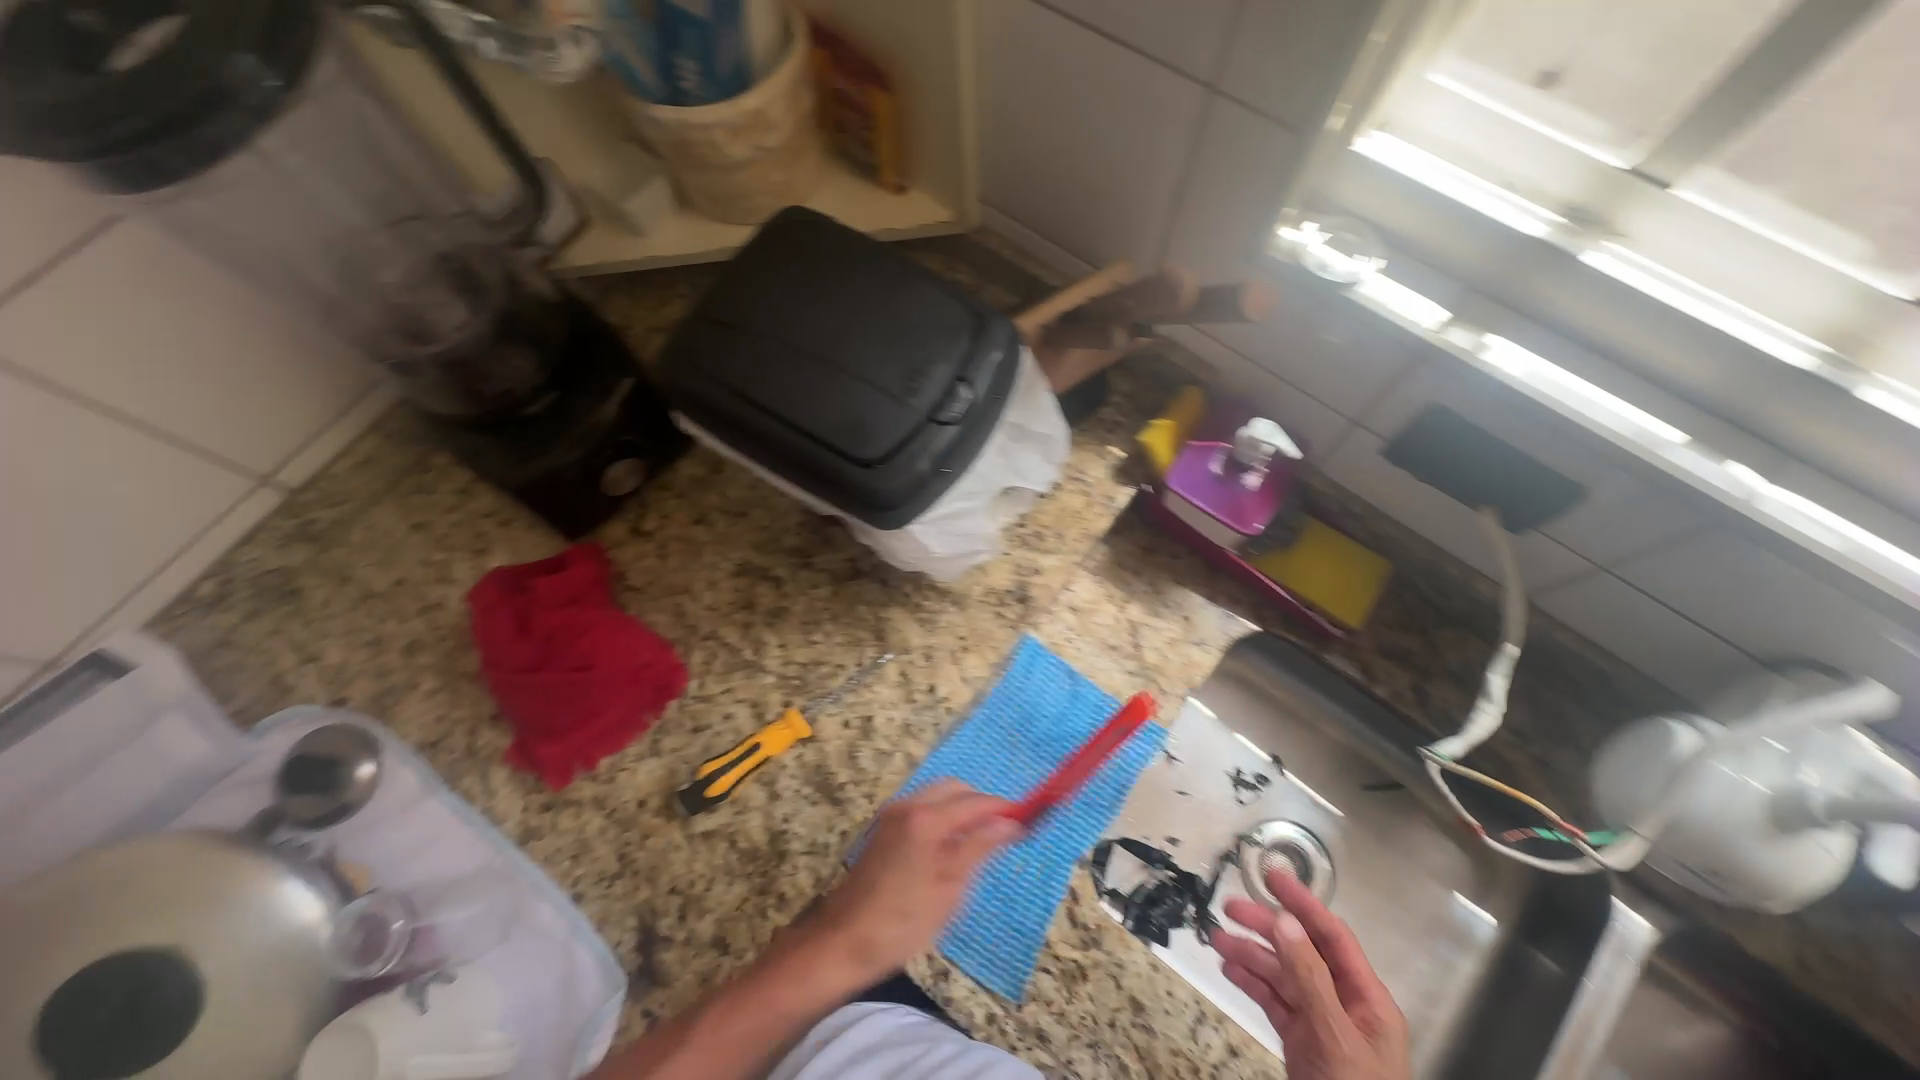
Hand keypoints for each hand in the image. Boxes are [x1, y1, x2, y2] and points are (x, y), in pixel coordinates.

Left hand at [798, 780, 1022, 983]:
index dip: (1004, 810)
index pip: (976, 801)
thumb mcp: (950, 889)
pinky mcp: (883, 828)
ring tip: (977, 847)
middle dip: (981, 806)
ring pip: (937, 795)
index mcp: (926, 819)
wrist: (842, 942)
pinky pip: (922, 808)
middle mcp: (907, 805)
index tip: (1026, 824)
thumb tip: (1010, 823)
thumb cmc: (902, 923)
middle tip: (1001, 837)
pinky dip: (941, 817)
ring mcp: (891, 814)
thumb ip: (979, 848)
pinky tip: (949, 851)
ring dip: (960, 810)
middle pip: (955, 788)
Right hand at [1210, 869, 1410, 1079]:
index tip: (1272, 875)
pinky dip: (1251, 984)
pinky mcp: (1301, 1041)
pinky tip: (1229, 968)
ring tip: (1215, 940)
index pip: (1332, 936)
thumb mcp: (1334, 1035)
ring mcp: (1321, 1022)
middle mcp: (1344, 1003)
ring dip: (1251, 955)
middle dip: (1266, 928)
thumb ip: (1309, 978)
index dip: (1303, 903)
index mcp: (1367, 997)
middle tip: (1228, 909)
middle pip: (1301, 952)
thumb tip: (1285, 922)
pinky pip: (1274, 1003)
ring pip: (1282, 977)